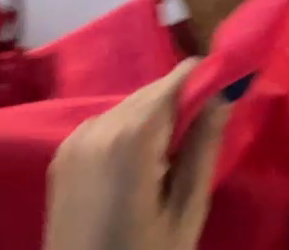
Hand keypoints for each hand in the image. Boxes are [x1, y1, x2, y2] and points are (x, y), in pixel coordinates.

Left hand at [43, 59, 230, 249]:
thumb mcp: (186, 211)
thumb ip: (204, 144)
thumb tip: (224, 91)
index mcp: (132, 136)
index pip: (180, 77)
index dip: (207, 82)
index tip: (225, 102)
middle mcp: (99, 124)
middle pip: (155, 90)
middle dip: (181, 106)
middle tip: (196, 148)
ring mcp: (76, 138)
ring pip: (131, 105)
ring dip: (155, 121)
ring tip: (165, 167)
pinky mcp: (63, 155)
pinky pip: (108, 124)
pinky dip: (129, 134)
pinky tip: (134, 173)